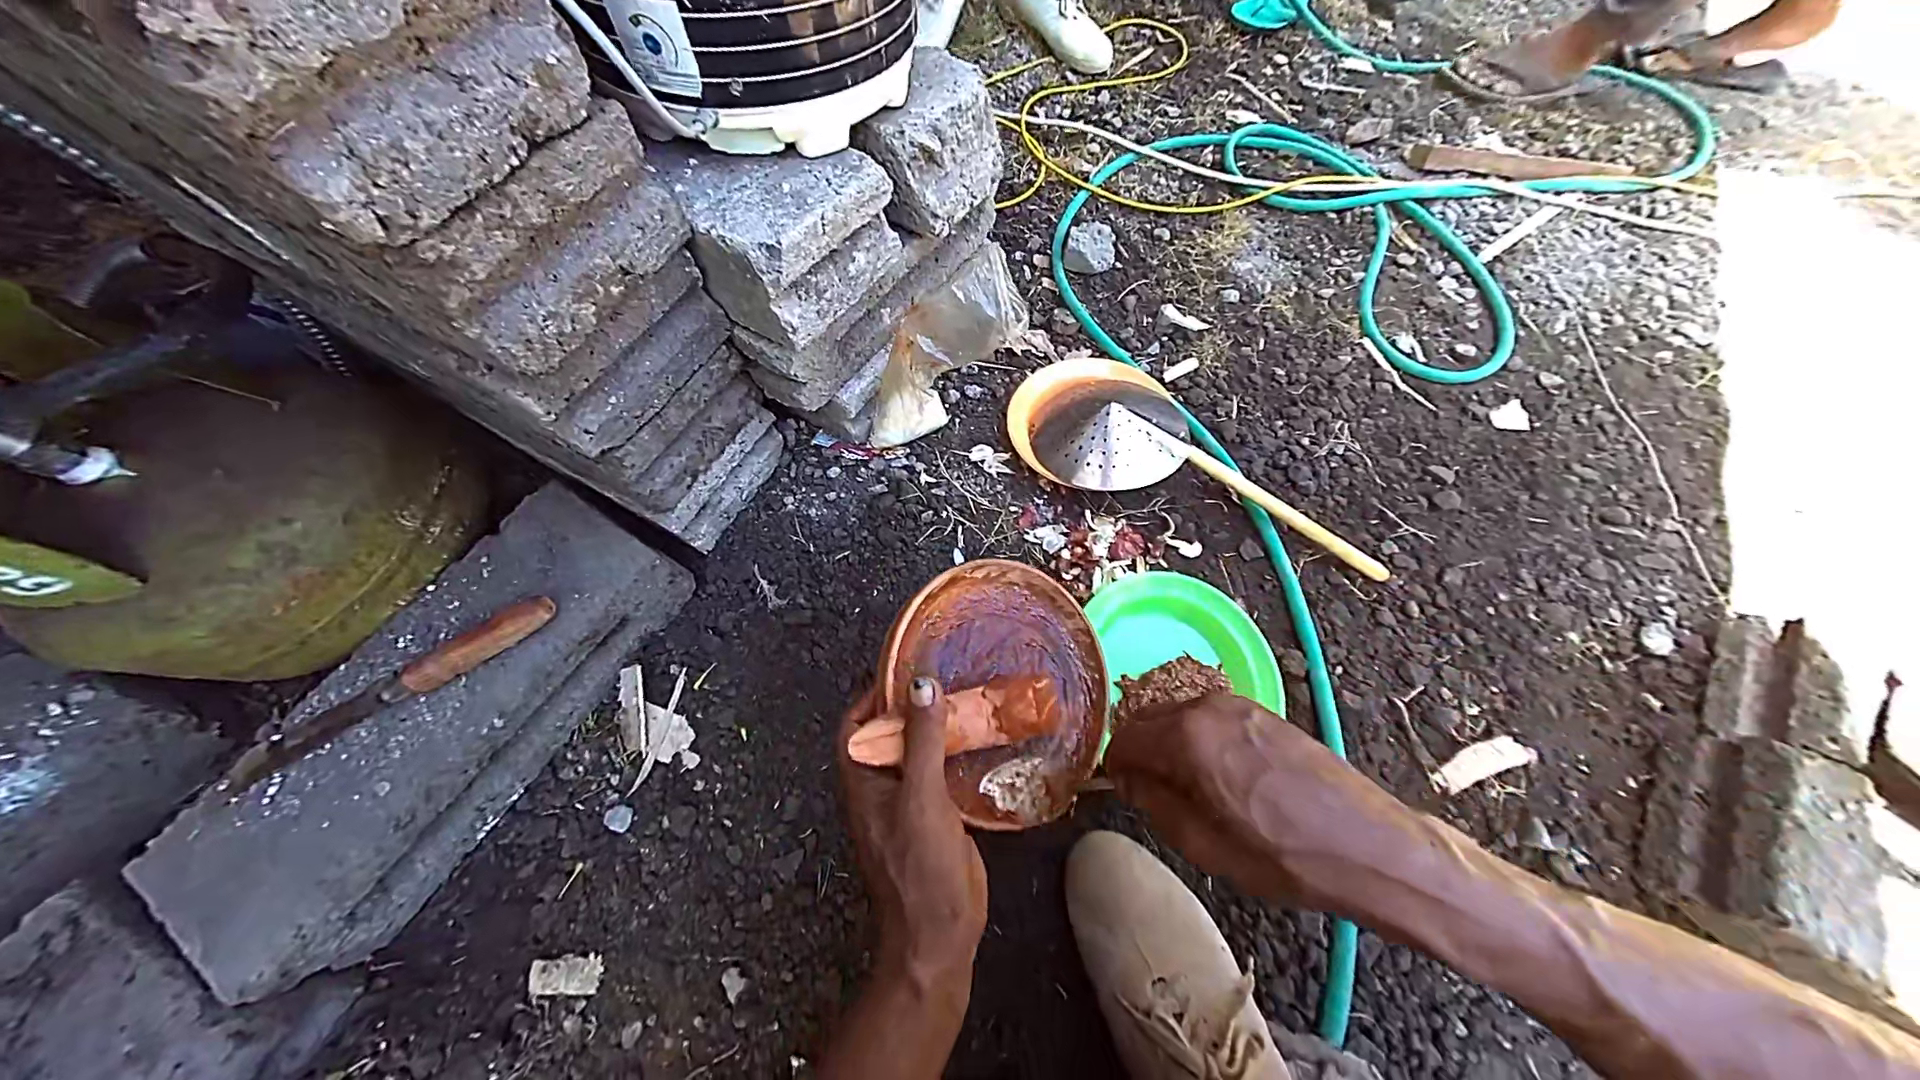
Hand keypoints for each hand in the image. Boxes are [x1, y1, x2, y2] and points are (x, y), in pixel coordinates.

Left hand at [837, 678, 987, 980]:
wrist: (939, 932)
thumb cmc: (920, 867)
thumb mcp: (920, 797)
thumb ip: (921, 739)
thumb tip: (922, 685)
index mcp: (863, 779)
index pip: (856, 725)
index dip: (873, 696)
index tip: (904, 671)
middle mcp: (881, 785)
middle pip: (890, 734)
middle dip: (912, 707)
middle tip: (945, 679)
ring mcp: (908, 800)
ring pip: (917, 751)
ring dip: (936, 728)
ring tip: (967, 699)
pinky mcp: (934, 814)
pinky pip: (939, 771)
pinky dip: (953, 752)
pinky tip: (980, 739)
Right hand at [1103, 692, 1416, 911]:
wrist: (1370, 846)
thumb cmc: (1284, 856)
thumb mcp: (1203, 845)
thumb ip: (1153, 803)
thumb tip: (1127, 781)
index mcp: (1187, 736)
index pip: (1125, 740)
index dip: (1116, 768)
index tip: (1123, 792)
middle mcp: (1207, 707)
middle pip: (1147, 719)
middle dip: (1141, 752)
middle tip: (1152, 794)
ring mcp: (1238, 704)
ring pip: (1177, 716)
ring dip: (1169, 744)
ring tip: (1188, 788)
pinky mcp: (1261, 710)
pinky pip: (1208, 717)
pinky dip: (1197, 738)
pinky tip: (1218, 774)